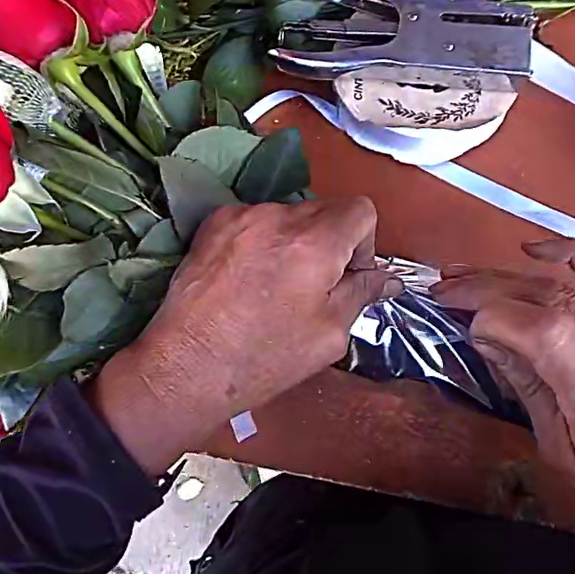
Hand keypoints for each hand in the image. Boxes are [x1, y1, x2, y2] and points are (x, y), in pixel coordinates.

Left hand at [90, 197, 402, 474]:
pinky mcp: (213, 223)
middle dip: (330, 242)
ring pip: (288, 215)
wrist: (188, 365)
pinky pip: (255, 220)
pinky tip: (247, 277)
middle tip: (313, 286)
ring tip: (273, 285)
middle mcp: (277, 216)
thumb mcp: (328, 334)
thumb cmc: (263, 358)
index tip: (346, 275)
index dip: (363, 243)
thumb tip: (386, 278)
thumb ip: (361, 294)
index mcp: (314, 242)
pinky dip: (261, 240)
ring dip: (294, 241)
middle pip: (325, 209)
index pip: (360, 210)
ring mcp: (241, 216)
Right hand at [430, 239, 574, 573]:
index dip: (496, 316)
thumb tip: (484, 336)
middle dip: (489, 288)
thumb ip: (525, 384)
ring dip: (511, 274)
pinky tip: (535, 251)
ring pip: (572, 285)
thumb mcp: (560, 447)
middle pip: (553, 299)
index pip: (548, 331)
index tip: (464, 322)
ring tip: (467, 274)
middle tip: (446, 290)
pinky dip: (574, 254)